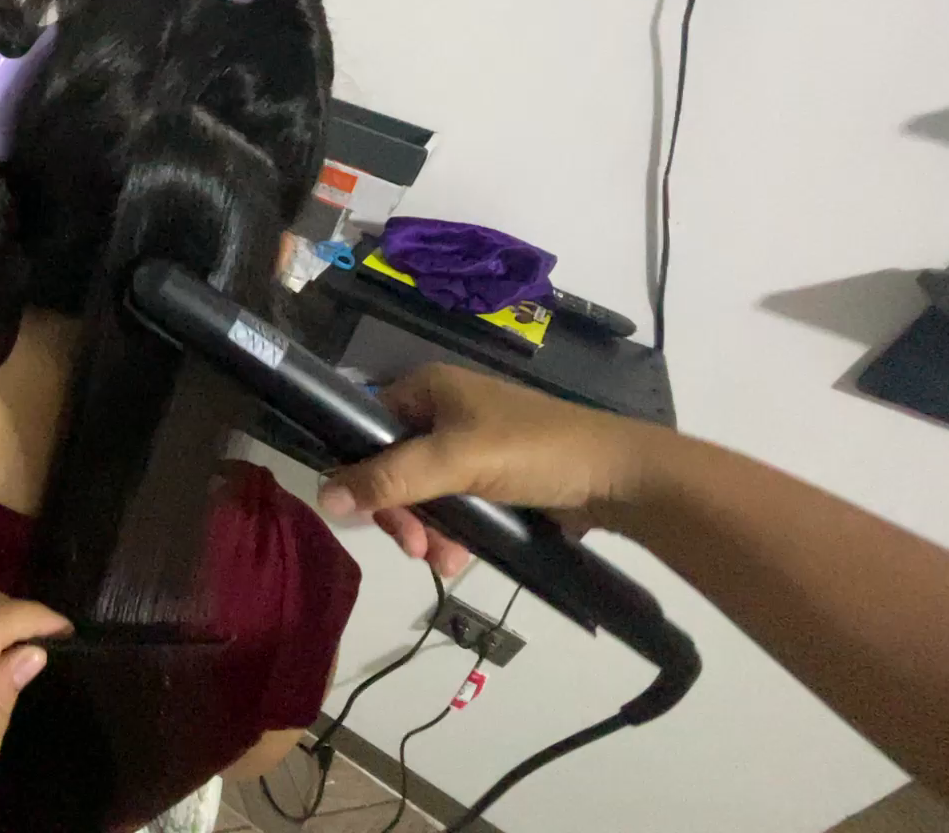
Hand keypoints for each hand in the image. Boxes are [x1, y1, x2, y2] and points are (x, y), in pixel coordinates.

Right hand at [320, 365, 660, 542]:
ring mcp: (467, 445)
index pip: (367, 426)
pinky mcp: (491, 476)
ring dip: (424, 528)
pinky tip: (457, 559)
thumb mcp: (455, 462)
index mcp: (427, 388)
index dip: (360, 470)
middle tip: (413, 546)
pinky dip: (450, 532)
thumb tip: (322, 497)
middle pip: (391, 465)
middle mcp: (441, 411)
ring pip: (420, 490)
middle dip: (399, 511)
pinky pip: (450, 503)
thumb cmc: (534, 451)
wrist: (625, 479)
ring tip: (440, 560)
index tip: (371, 512)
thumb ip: (388, 479)